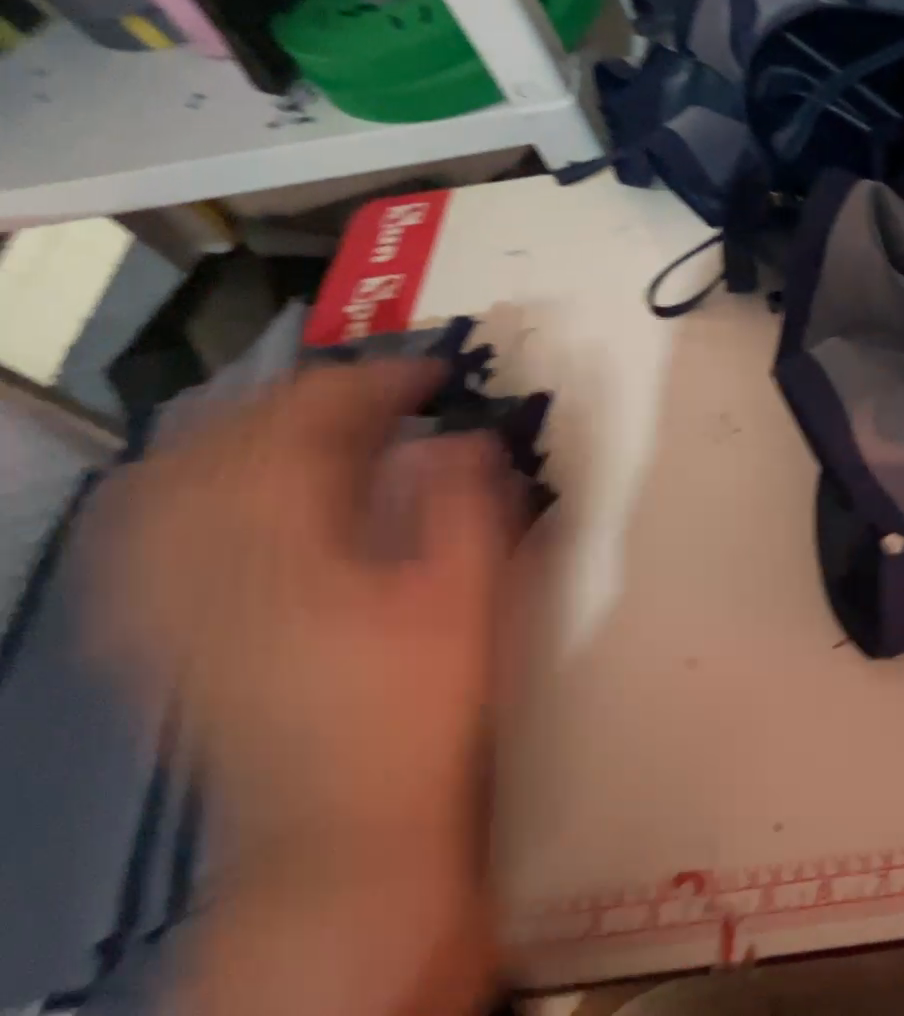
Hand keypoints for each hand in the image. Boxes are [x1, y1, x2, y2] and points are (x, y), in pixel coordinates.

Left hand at [84, 360, 516, 1015]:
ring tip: (303, 426)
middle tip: (377, 396)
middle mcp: (209, 557)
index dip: (374, 383)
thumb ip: (466, 508)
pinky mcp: (157, 629)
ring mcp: (168, 595)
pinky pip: (142, 528)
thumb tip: (462, 438)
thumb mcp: (468, 604)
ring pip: (172, 472)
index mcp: (293, 545)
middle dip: (305, 396)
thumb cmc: (421, 711)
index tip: (432, 374)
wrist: (345, 822)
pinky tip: (220, 491)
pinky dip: (186, 485)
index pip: (312, 422)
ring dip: (241, 429)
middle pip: (229, 434)